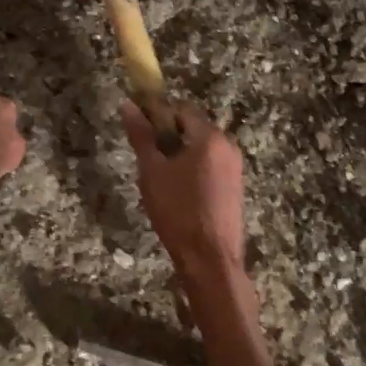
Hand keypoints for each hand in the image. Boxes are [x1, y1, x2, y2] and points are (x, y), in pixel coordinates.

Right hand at [122, 101, 245, 271]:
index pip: (180, 109)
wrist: (210, 261)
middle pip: (193, 127)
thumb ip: (141, 136)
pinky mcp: (236, 186)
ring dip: (181, 154)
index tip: (140, 133)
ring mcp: (236, 167)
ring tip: (161, 179)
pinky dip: (194, 169)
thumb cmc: (178, 211)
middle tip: (148, 160)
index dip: (158, 115)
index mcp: (210, 136)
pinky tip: (180, 193)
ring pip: (201, 147)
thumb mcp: (153, 171)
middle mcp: (228, 145)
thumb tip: (129, 105)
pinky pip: (211, 165)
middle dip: (169, 137)